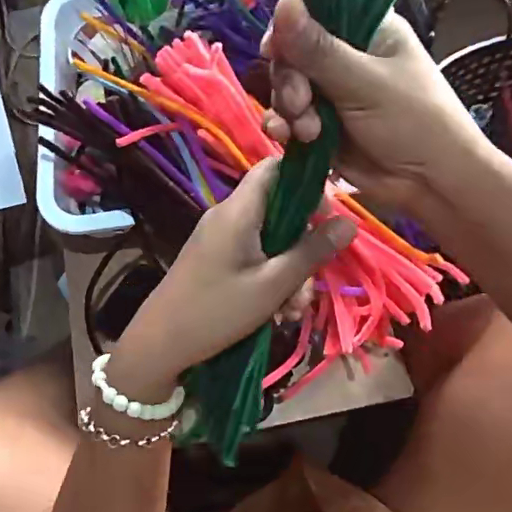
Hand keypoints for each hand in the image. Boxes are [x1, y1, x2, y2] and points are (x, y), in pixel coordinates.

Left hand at [111, 158, 354, 397]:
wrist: (160, 344)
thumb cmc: (217, 311)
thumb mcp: (273, 285)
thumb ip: (312, 252)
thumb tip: (350, 222)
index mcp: (239, 210)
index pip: (275, 167)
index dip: (305, 182)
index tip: (326, 217)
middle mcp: (228, 215)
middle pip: (279, 209)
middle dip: (303, 246)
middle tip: (312, 285)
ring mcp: (220, 237)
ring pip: (270, 239)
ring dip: (290, 272)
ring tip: (294, 311)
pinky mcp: (216, 257)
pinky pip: (254, 255)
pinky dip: (271, 279)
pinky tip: (278, 313)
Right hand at [261, 0, 486, 209]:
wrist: (431, 184)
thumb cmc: (414, 122)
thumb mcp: (366, 83)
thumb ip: (319, 49)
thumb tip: (283, 1)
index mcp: (366, 28)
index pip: (314, 10)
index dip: (289, 28)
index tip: (275, 49)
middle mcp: (346, 55)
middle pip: (292, 52)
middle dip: (289, 79)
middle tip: (299, 102)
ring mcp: (331, 92)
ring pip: (287, 87)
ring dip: (288, 108)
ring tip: (308, 132)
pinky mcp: (322, 125)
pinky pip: (289, 118)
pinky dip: (284, 127)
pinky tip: (287, 139)